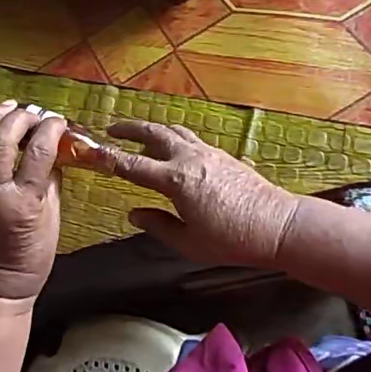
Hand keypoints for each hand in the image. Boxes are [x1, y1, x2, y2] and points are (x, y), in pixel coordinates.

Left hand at [0, 101, 65, 301]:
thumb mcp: (52, 220)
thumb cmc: (30, 257)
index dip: (50, 129)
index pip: (38, 153)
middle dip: (21, 118)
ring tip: (11, 106)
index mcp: (23, 203)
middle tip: (36, 112)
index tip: (59, 120)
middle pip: (2, 141)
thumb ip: (52, 182)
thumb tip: (56, 150)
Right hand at [100, 121, 299, 267]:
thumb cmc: (233, 239)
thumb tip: (134, 214)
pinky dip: (173, 135)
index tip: (91, 151)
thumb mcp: (188, 242)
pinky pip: (189, 137)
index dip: (108, 158)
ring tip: (138, 132)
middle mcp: (188, 159)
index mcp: (175, 180)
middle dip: (128, 129)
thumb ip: (157, 225)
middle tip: (111, 129)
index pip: (132, 165)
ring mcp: (207, 153)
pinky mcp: (221, 155)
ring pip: (173, 130)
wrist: (279, 226)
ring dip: (151, 128)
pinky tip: (172, 145)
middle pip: (152, 133)